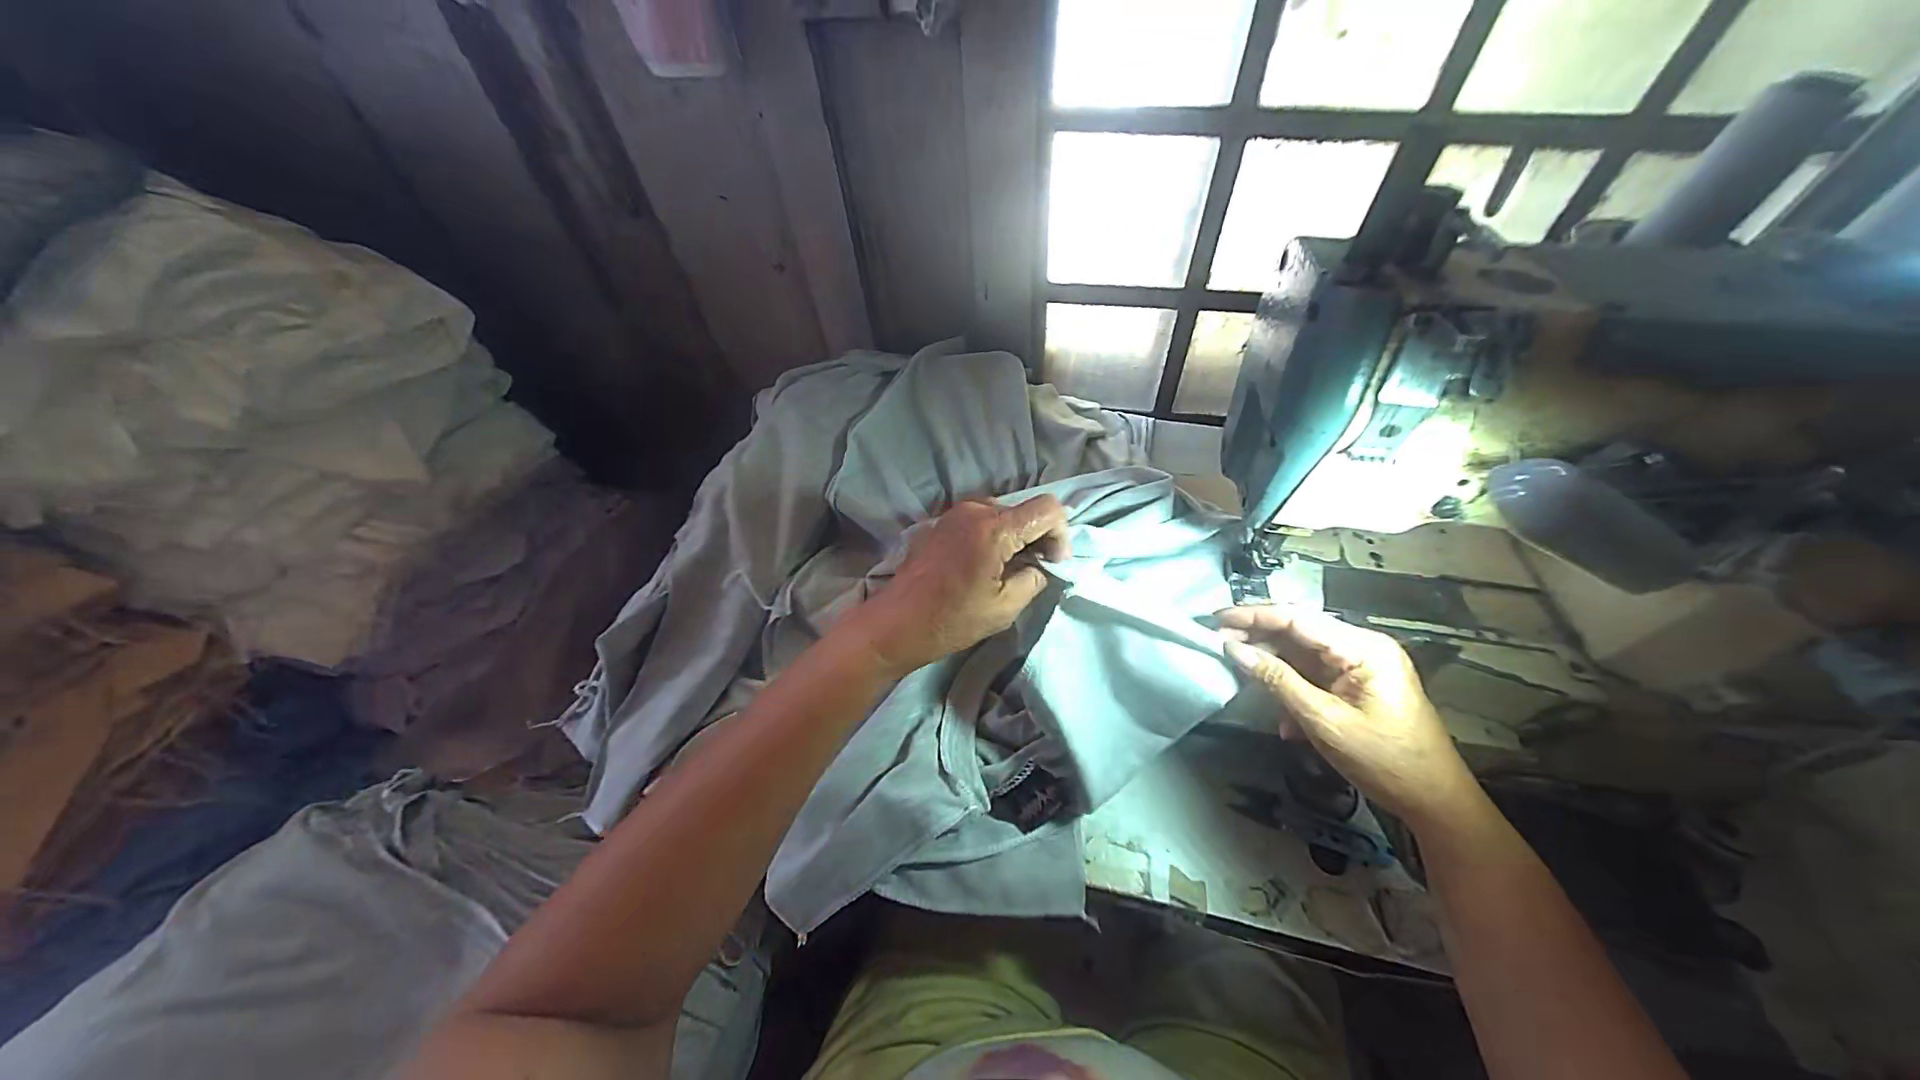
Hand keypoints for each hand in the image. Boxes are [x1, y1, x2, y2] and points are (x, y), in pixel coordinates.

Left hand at [842, 495, 1069, 677]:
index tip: (1054, 563)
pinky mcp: (940, 525)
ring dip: (1013, 538)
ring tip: (1008, 571)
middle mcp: (974, 510)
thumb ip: (1033, 578)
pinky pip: (979, 522)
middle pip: (1024, 510)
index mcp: (994, 528)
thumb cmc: (951, 619)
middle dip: (1037, 537)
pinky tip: (983, 567)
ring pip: (1002, 515)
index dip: (1060, 534)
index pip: (1048, 508)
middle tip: (1035, 570)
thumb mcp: (1005, 607)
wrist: (895, 624)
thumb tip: (1039, 566)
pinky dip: (991, 538)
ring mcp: (953, 515)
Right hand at [1214, 603, 1478, 827]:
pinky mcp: (1357, 685)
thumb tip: (1236, 651)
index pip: (1298, 619)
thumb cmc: (1385, 760)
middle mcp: (1364, 648)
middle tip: (1218, 640)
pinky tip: (1278, 712)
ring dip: (1271, 662)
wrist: (1435, 801)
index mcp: (1364, 648)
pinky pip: (1314, 674)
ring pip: (1303, 652)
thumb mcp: (1323, 721)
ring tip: (1237, 667)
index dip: (1254, 616)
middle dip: (1258, 635)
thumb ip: (1277, 680)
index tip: (1218, 619)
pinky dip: (1290, 685)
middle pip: (1299, 630)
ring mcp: (1361, 666)